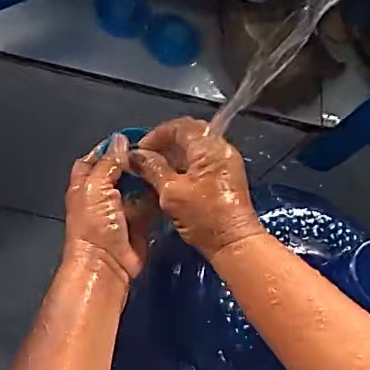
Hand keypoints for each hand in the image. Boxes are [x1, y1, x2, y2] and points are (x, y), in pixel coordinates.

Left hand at [64, 133, 158, 283]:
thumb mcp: (95, 185)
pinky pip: (151, 204)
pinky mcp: (140, 222)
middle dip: (135, 161)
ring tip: (168, 161)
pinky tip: (170, 182)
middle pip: (120, 171)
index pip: (95, 158)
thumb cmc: (92, 225)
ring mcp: (122, 209)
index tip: (131, 137)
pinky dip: (159, 195)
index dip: (110, 148)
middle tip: (156, 148)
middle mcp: (102, 195)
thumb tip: (120, 140)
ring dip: (150, 176)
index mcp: (85, 184)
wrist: (105, 264)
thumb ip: (109, 162)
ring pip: (138, 186)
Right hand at [129, 117, 264, 256]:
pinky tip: (168, 179)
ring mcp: (224, 163)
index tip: (140, 151)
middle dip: (164, 144)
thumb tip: (135, 156)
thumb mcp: (171, 192)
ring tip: (153, 170)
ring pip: (194, 148)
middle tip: (145, 158)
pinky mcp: (224, 177)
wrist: (233, 243)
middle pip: (188, 134)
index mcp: (209, 148)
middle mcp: (220, 150)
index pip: (180, 127)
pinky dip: (183, 165)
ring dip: (173, 155)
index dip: (156, 135)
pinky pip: (201, 162)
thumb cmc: (204, 218)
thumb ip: (153, 169)